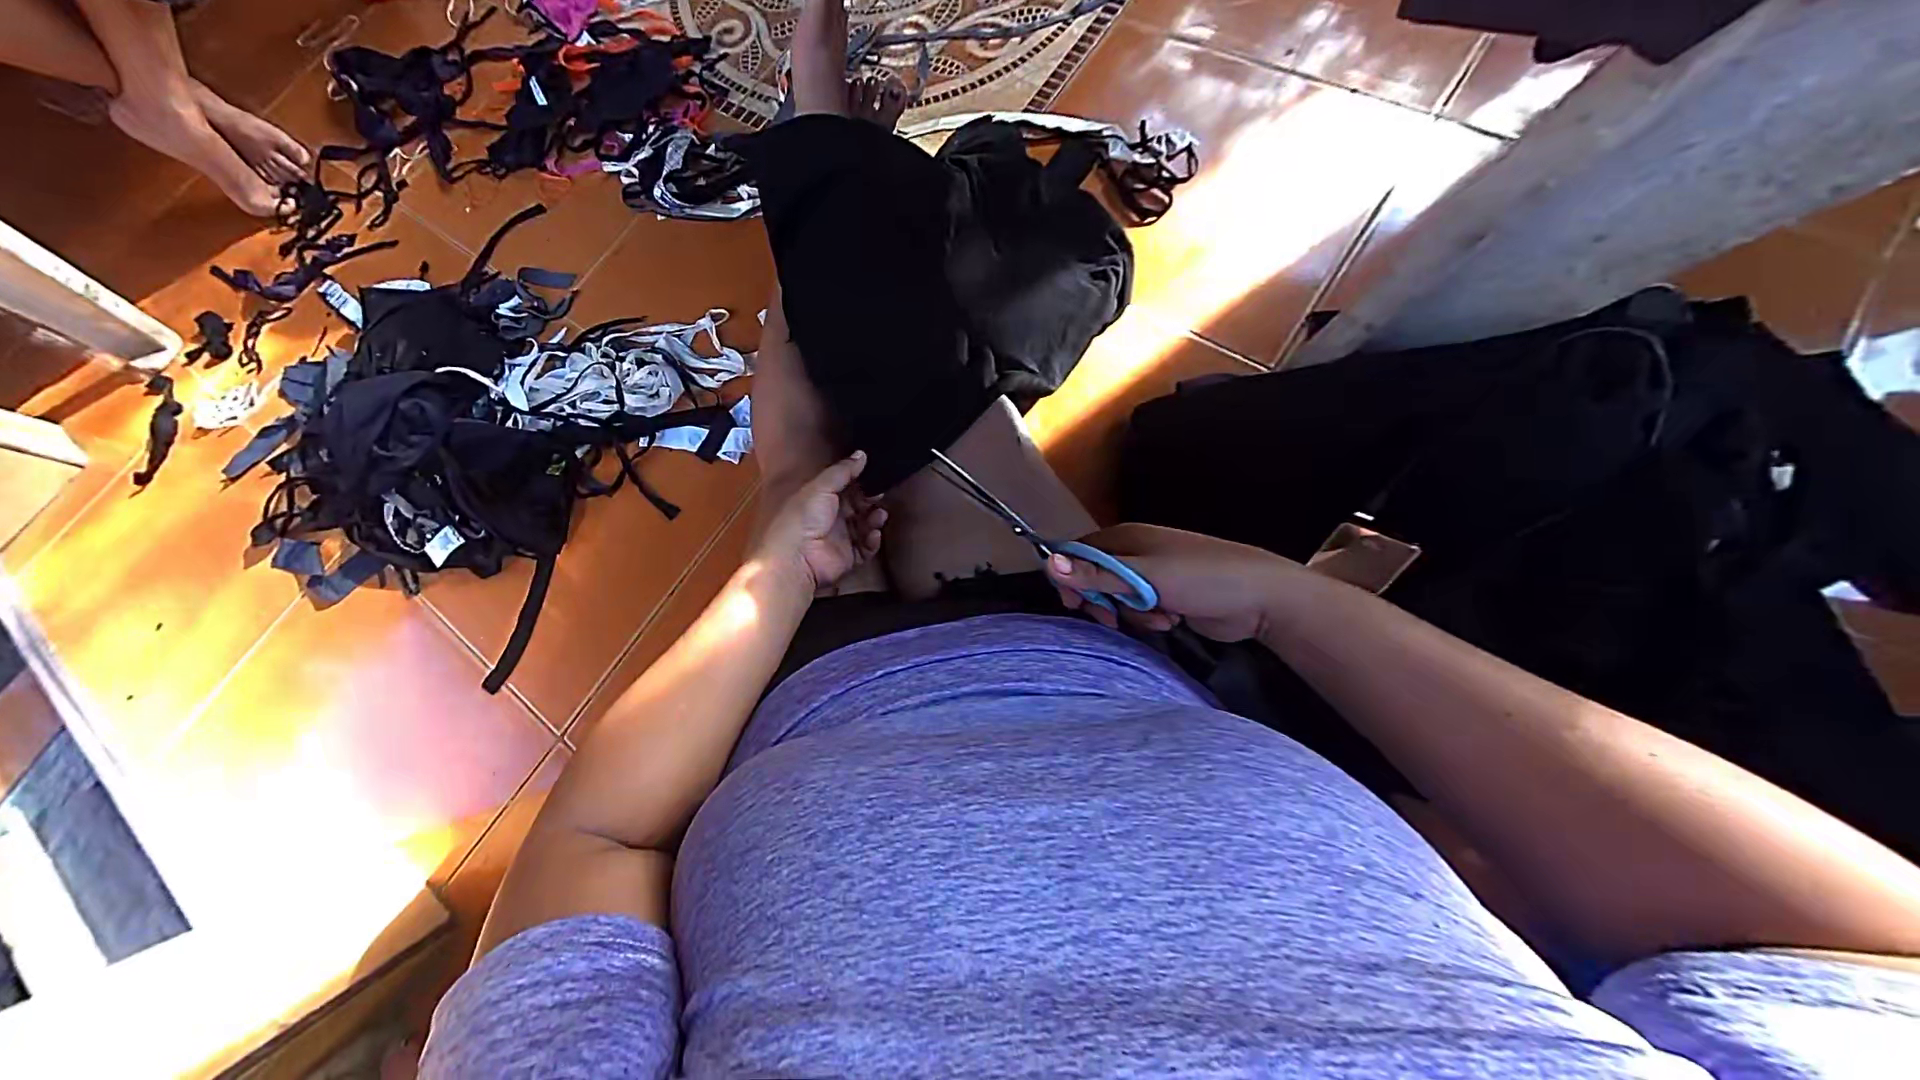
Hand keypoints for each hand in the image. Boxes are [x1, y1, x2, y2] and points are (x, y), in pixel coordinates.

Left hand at [751, 452, 885, 594]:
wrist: (796, 557)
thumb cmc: (803, 518)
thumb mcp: (821, 487)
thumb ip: (843, 471)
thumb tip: (862, 454)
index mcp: (822, 500)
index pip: (847, 489)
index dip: (862, 484)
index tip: (877, 477)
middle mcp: (832, 519)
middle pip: (859, 508)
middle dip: (871, 502)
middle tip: (880, 496)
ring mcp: (841, 539)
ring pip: (865, 527)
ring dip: (875, 520)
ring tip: (879, 515)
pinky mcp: (848, 558)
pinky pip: (866, 549)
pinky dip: (873, 541)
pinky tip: (873, 534)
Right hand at [1044, 523, 1303, 641]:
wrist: (1263, 598)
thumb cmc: (1203, 578)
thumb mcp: (1144, 578)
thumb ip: (1096, 573)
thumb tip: (1049, 562)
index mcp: (1127, 537)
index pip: (1079, 552)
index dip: (1070, 577)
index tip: (1075, 603)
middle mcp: (1136, 552)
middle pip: (1096, 578)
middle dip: (1103, 601)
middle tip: (1112, 618)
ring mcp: (1154, 574)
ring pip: (1118, 598)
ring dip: (1131, 614)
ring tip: (1159, 617)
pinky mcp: (1168, 595)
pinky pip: (1141, 609)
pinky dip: (1150, 618)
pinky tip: (1172, 620)